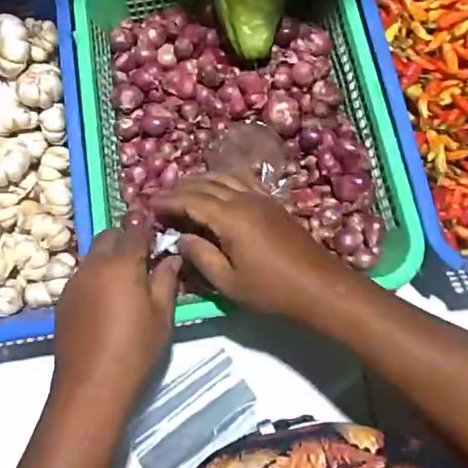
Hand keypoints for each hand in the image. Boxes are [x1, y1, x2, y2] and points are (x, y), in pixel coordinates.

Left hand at [51, 228, 181, 399]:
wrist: (91, 385)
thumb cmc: (135, 349)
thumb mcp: (161, 316)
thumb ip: (165, 280)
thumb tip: (171, 258)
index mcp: (121, 263)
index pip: (134, 230)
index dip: (146, 228)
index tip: (157, 235)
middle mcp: (94, 264)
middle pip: (109, 237)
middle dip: (125, 241)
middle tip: (143, 263)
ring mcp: (74, 282)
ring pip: (93, 256)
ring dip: (109, 259)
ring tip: (126, 285)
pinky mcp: (63, 300)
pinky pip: (82, 276)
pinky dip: (96, 278)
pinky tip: (106, 303)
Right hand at [150, 172, 355, 317]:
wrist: (319, 286)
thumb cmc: (272, 290)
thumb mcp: (229, 282)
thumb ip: (201, 257)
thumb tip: (182, 237)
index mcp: (230, 218)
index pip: (191, 201)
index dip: (168, 201)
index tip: (148, 204)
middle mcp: (244, 200)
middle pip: (206, 185)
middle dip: (179, 188)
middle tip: (159, 197)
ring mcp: (261, 199)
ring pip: (224, 178)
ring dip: (201, 180)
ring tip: (182, 189)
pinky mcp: (272, 204)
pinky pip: (243, 180)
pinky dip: (224, 178)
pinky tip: (219, 185)